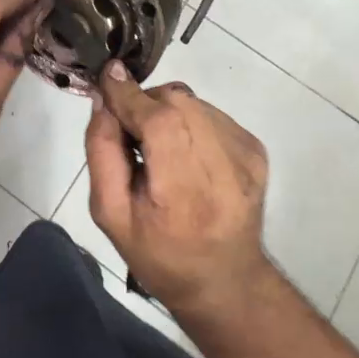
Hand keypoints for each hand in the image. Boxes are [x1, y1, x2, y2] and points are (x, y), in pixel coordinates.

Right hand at [85, 60, 273, 314]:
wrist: (225, 282)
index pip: (158, 120)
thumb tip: (103, 100)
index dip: (129, 95)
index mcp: (185, 191)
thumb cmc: (159, 254)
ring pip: (192, 102)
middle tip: (130, 133)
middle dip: (144, 103)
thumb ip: (102, 152)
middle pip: (176, 101)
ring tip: (158, 147)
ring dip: (166, 111)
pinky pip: (210, 113)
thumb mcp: (110, 214)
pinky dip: (188, 121)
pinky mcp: (256, 149)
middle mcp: (224, 167)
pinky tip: (184, 154)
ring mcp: (246, 155)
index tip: (106, 76)